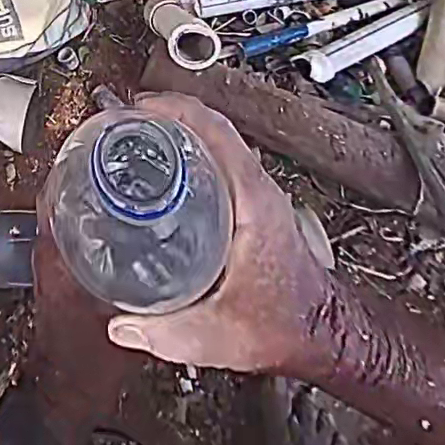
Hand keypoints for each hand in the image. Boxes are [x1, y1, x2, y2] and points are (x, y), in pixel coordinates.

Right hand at [102, 93, 333, 373]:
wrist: (323, 332)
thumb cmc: (285, 327)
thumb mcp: (223, 337)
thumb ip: (169, 335)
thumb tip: (121, 326)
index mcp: (252, 200)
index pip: (216, 132)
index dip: (176, 109)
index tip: (140, 107)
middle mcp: (257, 185)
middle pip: (212, 124)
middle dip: (168, 109)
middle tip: (126, 117)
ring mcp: (257, 188)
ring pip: (218, 135)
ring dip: (180, 122)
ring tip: (138, 130)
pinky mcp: (253, 196)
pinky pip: (220, 151)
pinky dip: (191, 140)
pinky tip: (163, 158)